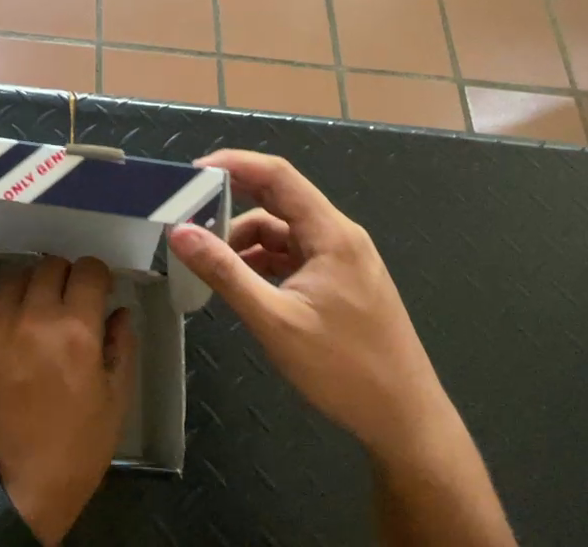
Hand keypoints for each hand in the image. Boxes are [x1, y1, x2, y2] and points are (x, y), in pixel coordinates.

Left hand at [0, 256, 137, 545]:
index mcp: (75, 329)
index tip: (97, 290)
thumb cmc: (72, 452)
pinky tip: (4, 339)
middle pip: (48, 265)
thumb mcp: (114, 404)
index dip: (97, 276)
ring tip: (32, 317)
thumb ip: (120, 348)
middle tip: (66, 304)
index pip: (88, 269)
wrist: (5, 490)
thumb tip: (119, 312)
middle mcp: (30, 316)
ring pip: (12, 279)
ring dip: (28, 290)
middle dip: (63, 278)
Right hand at [166, 151, 450, 461]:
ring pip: (282, 231)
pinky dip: (262, 260)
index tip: (191, 173)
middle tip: (187, 215)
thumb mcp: (275, 321)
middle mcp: (339, 237)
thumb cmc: (344, 369)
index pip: (278, 175)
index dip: (233, 164)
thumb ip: (225, 272)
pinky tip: (240, 281)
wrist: (407, 423)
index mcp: (332, 234)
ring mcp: (342, 260)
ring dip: (244, 239)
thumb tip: (179, 232)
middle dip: (231, 203)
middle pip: (278, 199)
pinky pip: (292, 255)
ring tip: (209, 262)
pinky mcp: (340, 283)